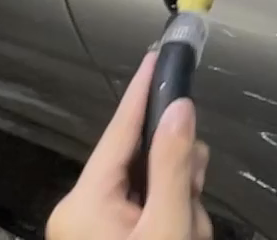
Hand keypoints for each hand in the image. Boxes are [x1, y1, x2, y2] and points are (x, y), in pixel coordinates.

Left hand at [49, 51, 212, 239]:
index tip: (157, 54)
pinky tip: (181, 234)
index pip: (120, 129)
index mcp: (84, 202)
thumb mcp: (167, 227)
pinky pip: (146, 207)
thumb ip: (173, 166)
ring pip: (151, 183)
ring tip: (189, 232)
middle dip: (178, 173)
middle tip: (195, 197)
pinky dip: (170, 215)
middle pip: (143, 159)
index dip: (143, 89)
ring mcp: (91, 228)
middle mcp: (81, 209)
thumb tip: (179, 108)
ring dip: (180, 201)